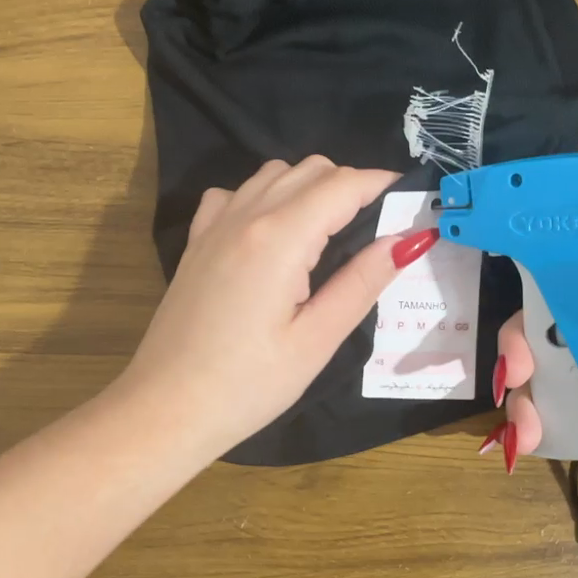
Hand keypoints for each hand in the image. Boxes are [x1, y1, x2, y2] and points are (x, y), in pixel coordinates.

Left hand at [113, 157, 437, 460]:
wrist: (166, 408)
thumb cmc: (248, 386)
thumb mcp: (316, 341)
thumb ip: (362, 283)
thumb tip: (406, 240)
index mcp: (280, 238)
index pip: (342, 185)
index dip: (381, 185)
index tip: (410, 202)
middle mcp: (245, 215)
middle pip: (310, 169)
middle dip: (349, 186)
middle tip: (374, 229)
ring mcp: (215, 224)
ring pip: (274, 173)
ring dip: (309, 187)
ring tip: (329, 233)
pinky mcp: (197, 241)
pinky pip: (236, 193)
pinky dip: (265, 197)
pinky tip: (272, 235)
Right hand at [491, 251, 577, 540]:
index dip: (567, 262)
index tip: (527, 285)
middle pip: (567, 317)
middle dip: (526, 340)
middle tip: (513, 378)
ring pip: (559, 364)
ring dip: (529, 389)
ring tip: (523, 432)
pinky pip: (570, 406)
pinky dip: (541, 418)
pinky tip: (531, 442)